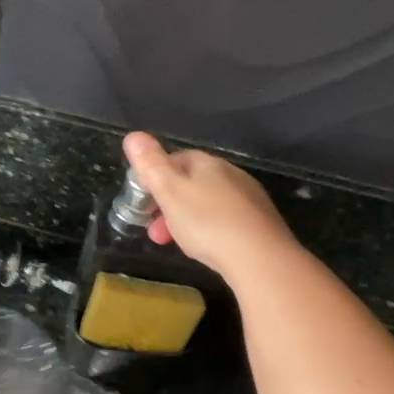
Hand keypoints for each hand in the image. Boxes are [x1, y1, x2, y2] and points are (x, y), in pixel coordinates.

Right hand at [123, 131, 296, 275]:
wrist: (259, 257)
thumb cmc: (207, 222)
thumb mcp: (170, 192)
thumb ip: (150, 164)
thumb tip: (133, 136)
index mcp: (208, 164)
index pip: (177, 159)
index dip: (156, 176)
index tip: (142, 199)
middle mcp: (232, 175)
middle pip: (192, 184)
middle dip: (168, 204)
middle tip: (153, 230)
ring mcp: (249, 199)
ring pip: (207, 204)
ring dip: (185, 220)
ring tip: (174, 242)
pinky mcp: (259, 223)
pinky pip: (225, 220)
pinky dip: (208, 230)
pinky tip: (204, 247)